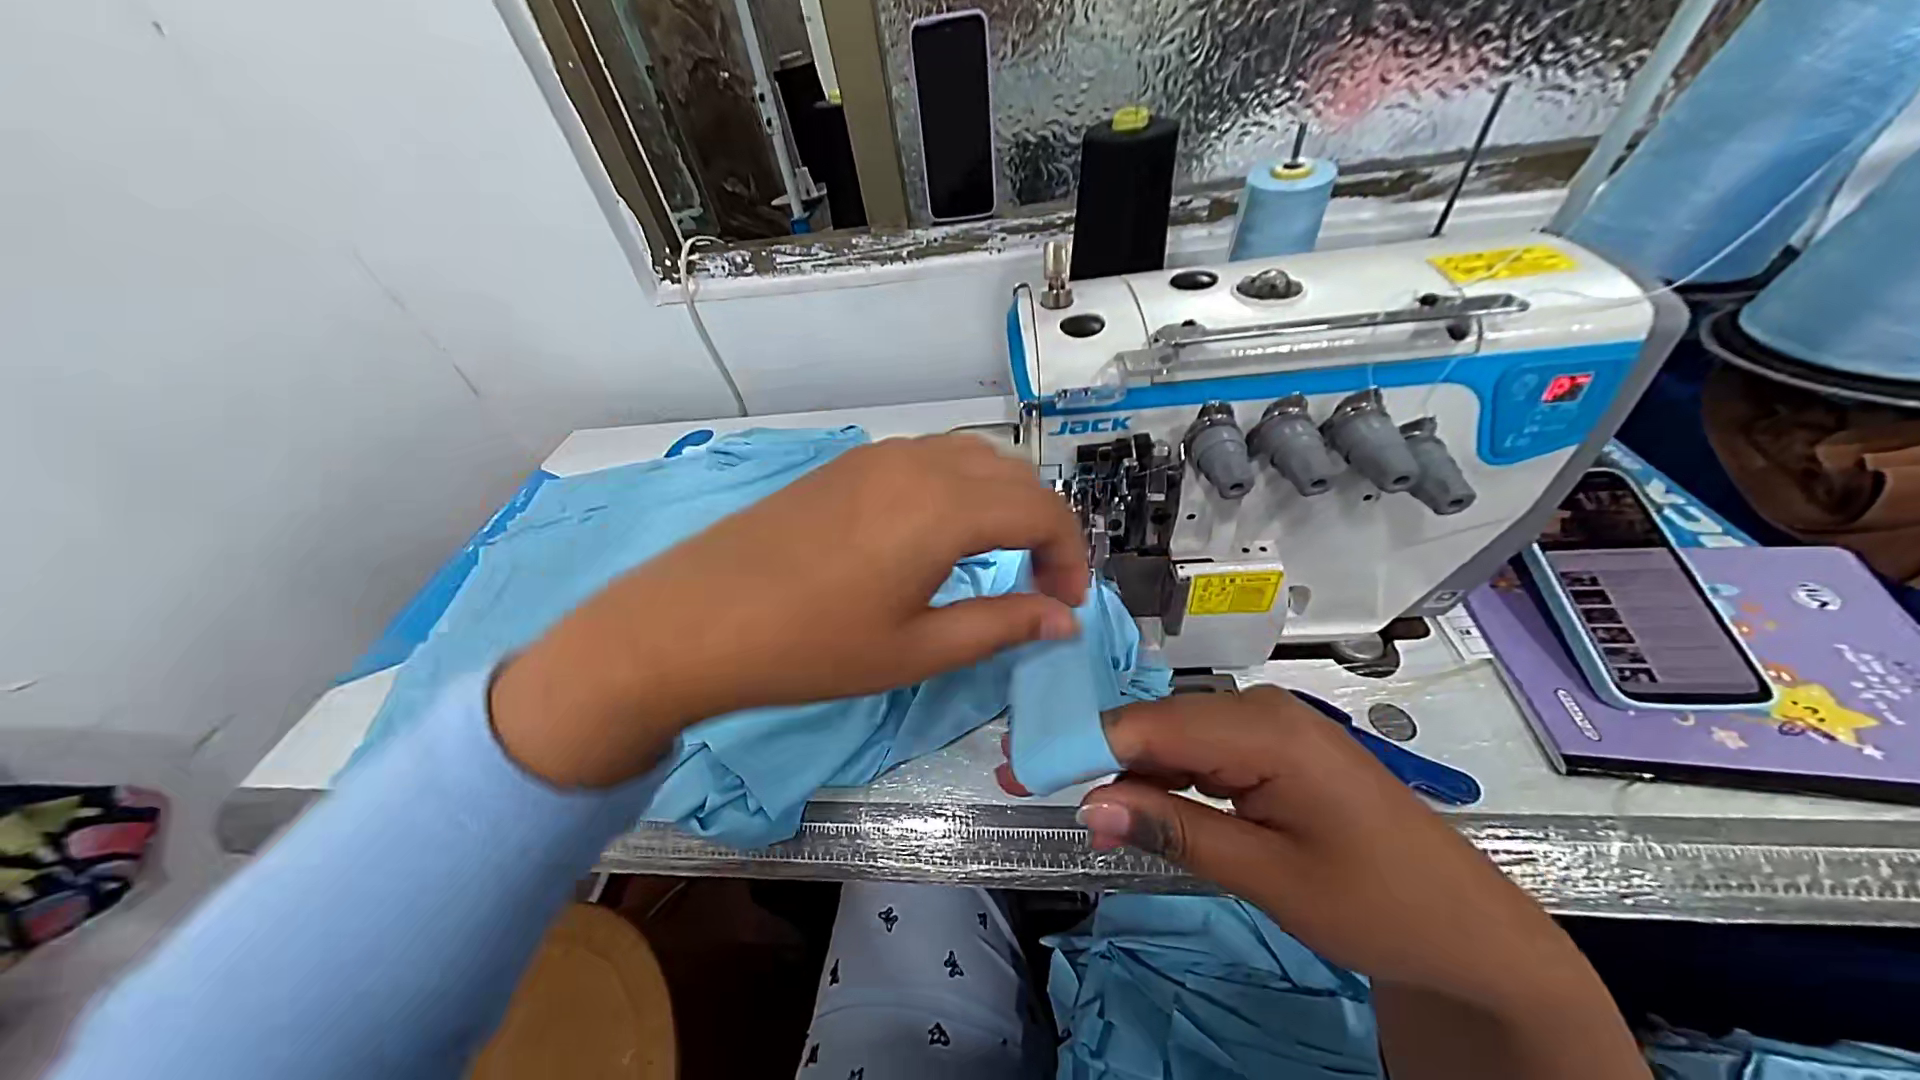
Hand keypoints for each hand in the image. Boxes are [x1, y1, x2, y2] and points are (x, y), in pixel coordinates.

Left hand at [490, 434, 1087, 786]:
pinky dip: (960, 489)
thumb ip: (1000, 626)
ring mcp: (877, 456)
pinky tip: (940, 536)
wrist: (692, 621)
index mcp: (943, 507)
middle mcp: (918, 463)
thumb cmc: (809, 647)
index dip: (1071, 557)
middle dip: (1044, 528)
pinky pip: (929, 459)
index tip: (1066, 605)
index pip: (1043, 512)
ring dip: (1003, 503)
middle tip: (1038, 586)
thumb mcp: (915, 649)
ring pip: (972, 459)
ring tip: (997, 559)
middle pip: (1015, 477)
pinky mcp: (846, 463)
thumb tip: (1062, 621)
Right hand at [1078, 688, 1641, 1075]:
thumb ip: (1174, 831)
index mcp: (1267, 729)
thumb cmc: (1378, 904)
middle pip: (1156, 722)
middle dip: (1093, 753)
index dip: (1081, 744)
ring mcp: (1267, 726)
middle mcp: (1261, 710)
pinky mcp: (1270, 748)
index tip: (1021, 768)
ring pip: (1172, 736)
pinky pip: (1199, 751)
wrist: (1469, 929)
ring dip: (1122, 766)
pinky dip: (1160, 775)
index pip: (1150, 725)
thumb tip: (1089, 808)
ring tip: (1064, 789)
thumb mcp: (1269, 875)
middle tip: (1026, 780)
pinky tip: (1130, 797)